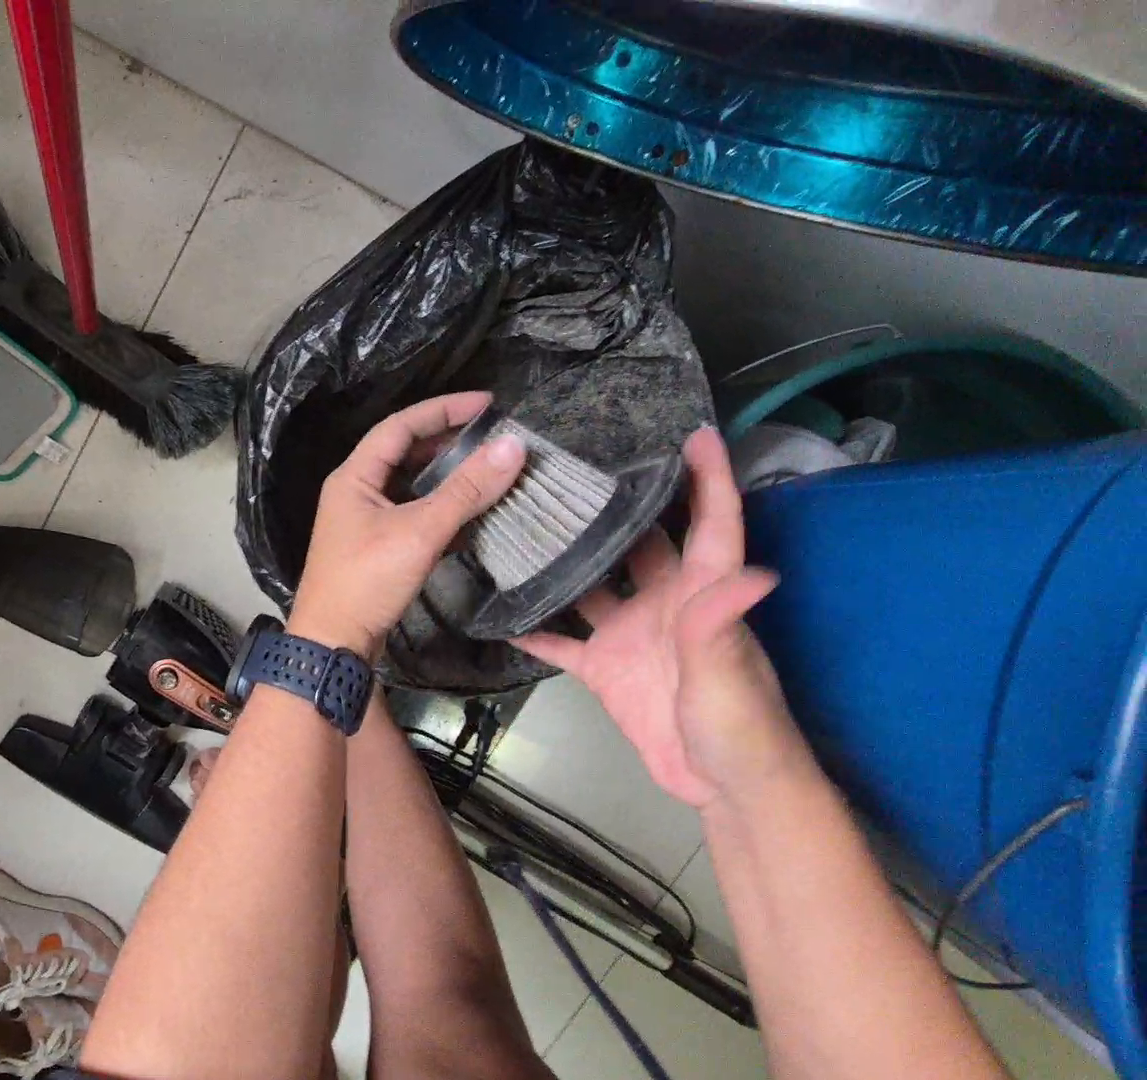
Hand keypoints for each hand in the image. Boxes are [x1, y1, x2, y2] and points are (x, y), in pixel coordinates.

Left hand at [288, 392, 526, 657]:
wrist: (333, 641)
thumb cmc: (367, 580)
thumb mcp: (419, 531)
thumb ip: (465, 490)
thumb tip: (512, 446)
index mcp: (354, 476)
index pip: (400, 426)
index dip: (443, 410)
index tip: (487, 404)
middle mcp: (356, 491)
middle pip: (406, 453)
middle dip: (449, 443)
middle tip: (494, 438)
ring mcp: (364, 521)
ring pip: (411, 486)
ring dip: (448, 478)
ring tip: (491, 471)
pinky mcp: (376, 547)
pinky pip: (413, 515)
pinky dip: (442, 511)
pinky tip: (474, 516)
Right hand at [513, 428, 815, 809]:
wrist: (720, 785)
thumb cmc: (740, 726)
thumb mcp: (729, 674)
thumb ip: (723, 624)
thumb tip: (754, 570)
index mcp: (701, 594)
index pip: (711, 525)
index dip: (708, 480)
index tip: (695, 435)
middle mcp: (663, 602)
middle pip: (638, 542)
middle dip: (614, 505)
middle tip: (574, 469)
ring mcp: (629, 634)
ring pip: (590, 584)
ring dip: (562, 560)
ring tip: (522, 526)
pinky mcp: (603, 668)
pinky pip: (561, 641)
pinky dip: (533, 629)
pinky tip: (499, 612)